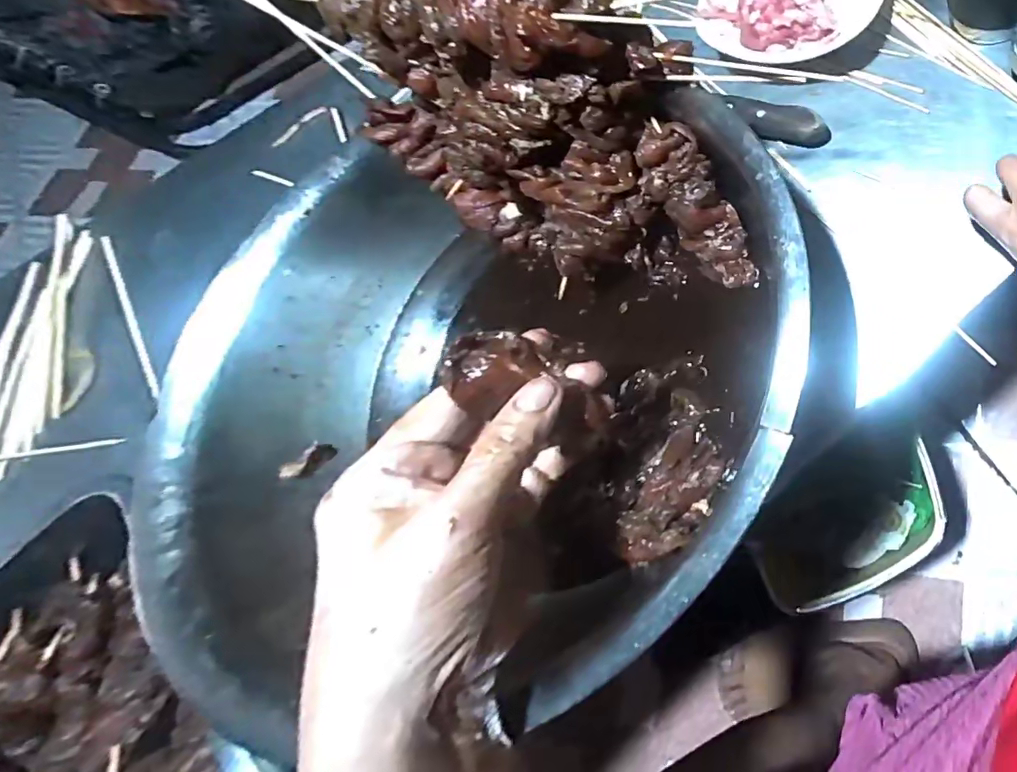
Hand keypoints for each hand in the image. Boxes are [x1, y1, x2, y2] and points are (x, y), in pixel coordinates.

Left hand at [300, 336, 604, 771]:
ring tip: (601, 390)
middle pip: (494, 419)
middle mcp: (431, 478)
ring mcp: (475, 500)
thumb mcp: (452, 522)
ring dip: (561, 418)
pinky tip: (594, 430)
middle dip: (540, 392)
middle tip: (590, 368)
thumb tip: (549, 382)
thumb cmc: (408, 604)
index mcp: (388, 472)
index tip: (548, 344)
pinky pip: (542, 473)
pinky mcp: (511, 521)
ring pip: (525, 443)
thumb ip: (505, 448)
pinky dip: (568, 450)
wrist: (422, 699)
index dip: (500, 373)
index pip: (449, 404)